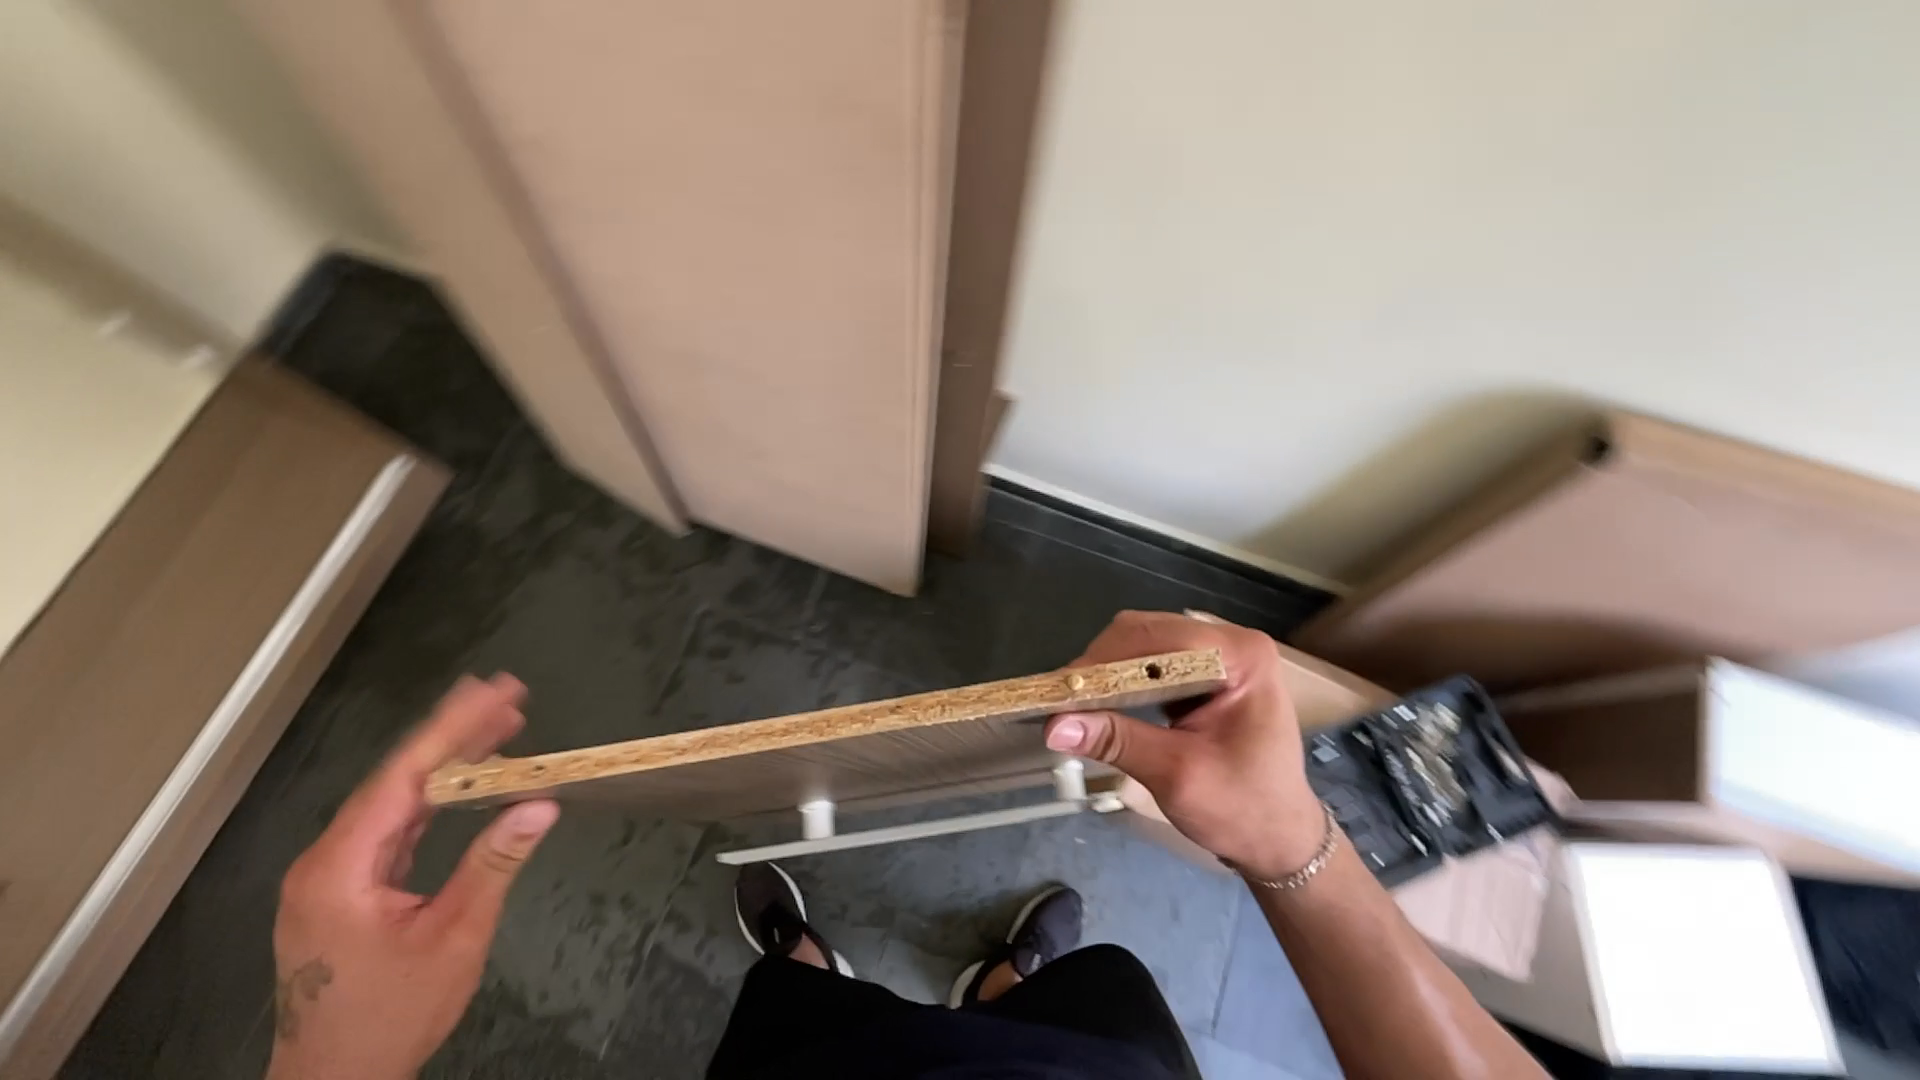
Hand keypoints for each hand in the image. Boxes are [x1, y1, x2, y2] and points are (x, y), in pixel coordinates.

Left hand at [267, 675, 559, 1079]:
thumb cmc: (392, 1013)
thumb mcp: (454, 938)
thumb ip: (494, 865)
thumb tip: (541, 805)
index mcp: (341, 867)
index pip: (404, 778)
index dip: (452, 729)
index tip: (495, 692)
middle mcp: (329, 858)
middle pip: (398, 779)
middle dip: (454, 733)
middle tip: (507, 693)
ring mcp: (335, 872)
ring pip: (398, 799)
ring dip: (449, 761)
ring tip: (500, 724)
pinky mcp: (349, 885)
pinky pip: (397, 825)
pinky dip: (436, 796)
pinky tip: (469, 779)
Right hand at [1046, 611, 1324, 878]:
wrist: (1281, 841)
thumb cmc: (1242, 810)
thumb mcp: (1176, 775)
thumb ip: (1117, 741)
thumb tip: (1054, 725)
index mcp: (1240, 656)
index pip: (1157, 638)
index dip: (1104, 660)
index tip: (1062, 692)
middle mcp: (1232, 643)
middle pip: (1146, 633)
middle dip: (1101, 665)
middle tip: (1063, 701)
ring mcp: (1220, 656)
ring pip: (1144, 645)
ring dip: (1107, 673)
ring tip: (1075, 704)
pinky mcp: (1206, 674)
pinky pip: (1152, 663)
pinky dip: (1122, 681)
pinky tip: (1102, 706)